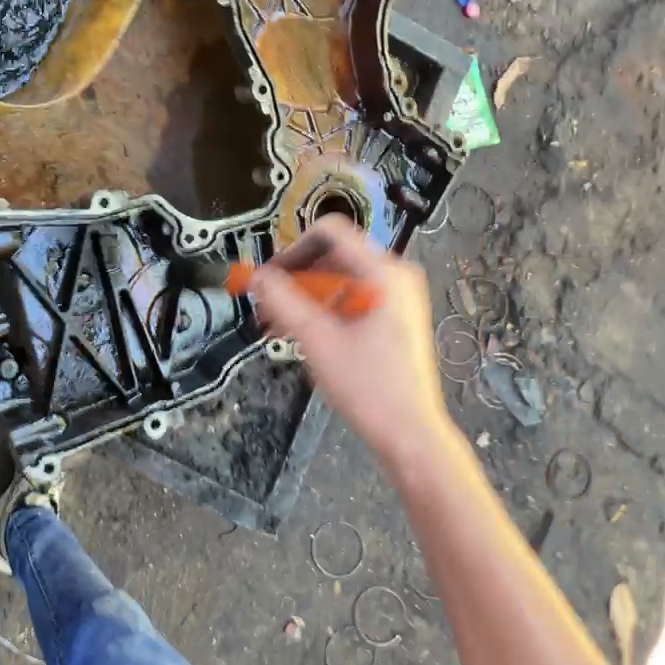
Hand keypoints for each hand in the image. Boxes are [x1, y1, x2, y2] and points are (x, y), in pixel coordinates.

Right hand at [251, 216, 452, 471]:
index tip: (272, 274)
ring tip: (279, 322)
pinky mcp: (392, 314)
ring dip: (304, 294)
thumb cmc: (371, 388)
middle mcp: (394, 276)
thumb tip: (255, 275)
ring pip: (337, 276)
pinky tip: (301, 330)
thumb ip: (281, 300)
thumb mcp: (315, 338)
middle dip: (295, 277)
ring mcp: (396, 295)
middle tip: (268, 303)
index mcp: (383, 273)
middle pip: (330, 255)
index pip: (328, 232)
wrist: (409, 432)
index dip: (293, 249)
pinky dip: (322, 306)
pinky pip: (349, 294)